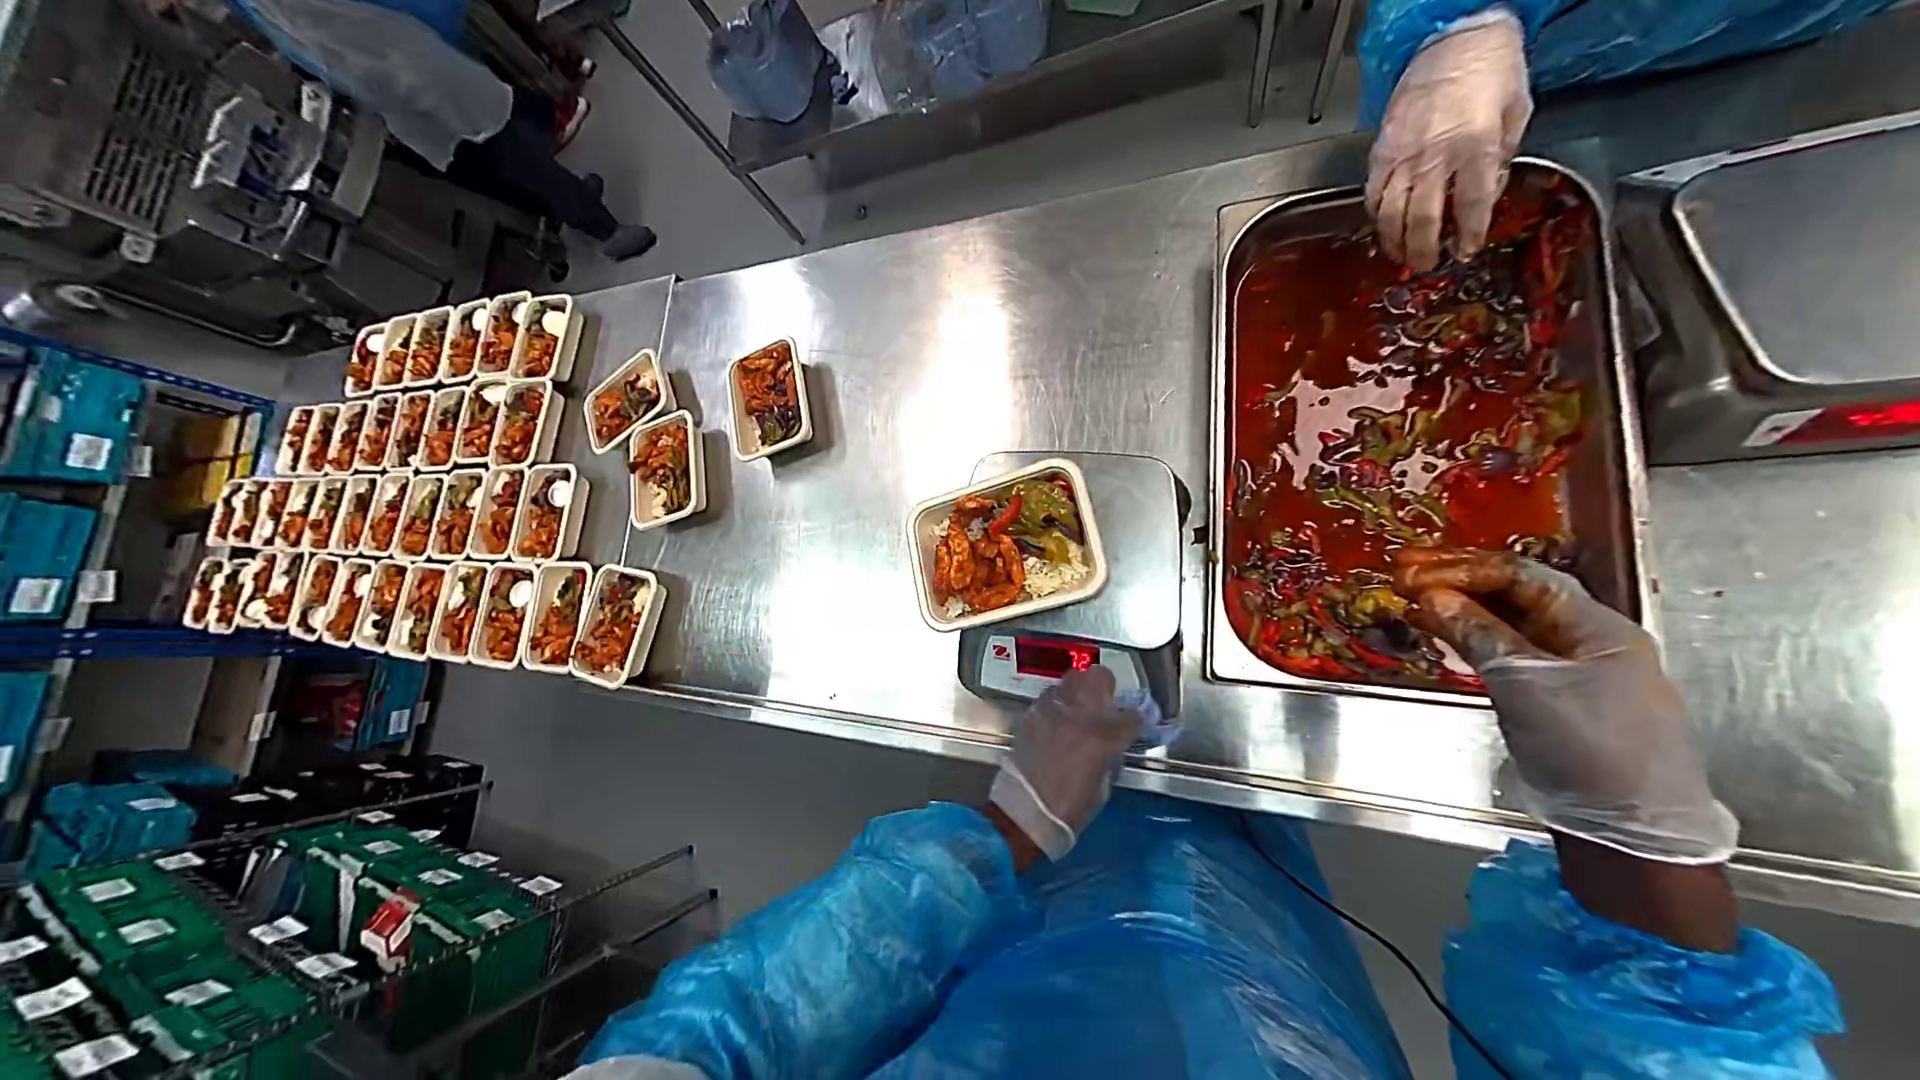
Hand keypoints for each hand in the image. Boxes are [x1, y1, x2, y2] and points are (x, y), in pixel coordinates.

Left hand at [988, 668, 1145, 861]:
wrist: (1025, 811)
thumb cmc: (1070, 807)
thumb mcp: (1104, 783)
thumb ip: (1112, 752)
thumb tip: (1115, 739)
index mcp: (1102, 737)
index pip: (1132, 714)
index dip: (1136, 719)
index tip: (1134, 722)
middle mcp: (1077, 715)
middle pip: (1097, 676)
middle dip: (1105, 686)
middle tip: (1105, 701)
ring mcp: (1051, 710)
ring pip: (1071, 679)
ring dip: (1079, 692)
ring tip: (1079, 710)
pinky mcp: (1031, 713)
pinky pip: (1050, 695)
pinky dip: (1058, 702)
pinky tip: (1058, 720)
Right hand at [1366, 9, 1531, 270]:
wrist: (1452, 43)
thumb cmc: (1491, 73)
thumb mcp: (1515, 113)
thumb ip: (1500, 160)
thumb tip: (1484, 199)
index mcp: (1475, 145)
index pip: (1472, 203)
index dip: (1469, 234)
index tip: (1467, 250)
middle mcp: (1434, 157)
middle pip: (1423, 219)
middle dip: (1424, 249)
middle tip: (1426, 265)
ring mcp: (1402, 159)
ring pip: (1391, 215)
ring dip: (1395, 242)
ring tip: (1401, 256)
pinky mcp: (1380, 156)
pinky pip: (1373, 197)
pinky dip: (1377, 218)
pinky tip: (1384, 229)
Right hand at [1392, 548, 1737, 864]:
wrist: (1624, 826)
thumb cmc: (1587, 745)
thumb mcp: (1525, 682)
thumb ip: (1477, 633)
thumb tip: (1430, 595)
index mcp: (1593, 626)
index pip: (1519, 575)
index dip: (1462, 568)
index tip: (1413, 573)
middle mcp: (1580, 638)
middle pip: (1512, 592)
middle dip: (1455, 579)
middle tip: (1402, 572)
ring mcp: (1563, 666)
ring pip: (1503, 620)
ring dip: (1456, 606)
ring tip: (1411, 598)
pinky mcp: (1545, 693)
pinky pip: (1500, 648)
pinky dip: (1465, 635)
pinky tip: (1437, 631)